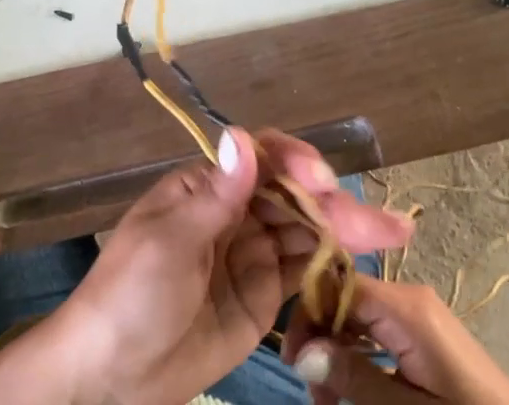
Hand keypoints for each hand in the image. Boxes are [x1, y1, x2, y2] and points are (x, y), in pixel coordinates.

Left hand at [56, 128, 412, 404]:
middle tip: (385, 224)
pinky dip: (334, 264)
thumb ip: (216, 196)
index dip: (294, 163)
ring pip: (305, 231)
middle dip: (336, 204)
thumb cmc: (130, 294)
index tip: (321, 181)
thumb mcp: (169, 242)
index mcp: (204, 188)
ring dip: (347, 231)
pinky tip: (365, 261)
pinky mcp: (263, 294)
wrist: (114, 372)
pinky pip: (303, 270)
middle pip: (292, 197)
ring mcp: (250, 253)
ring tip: (394, 235)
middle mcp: (233, 212)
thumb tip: (242, 136)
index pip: (259, 160)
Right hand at [283, 276, 508, 404]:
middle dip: (320, 340)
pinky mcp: (425, 334)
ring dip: (336, 353)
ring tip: (328, 399)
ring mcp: (419, 314)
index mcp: (406, 306)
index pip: (336, 286)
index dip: (308, 316)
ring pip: (357, 317)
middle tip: (312, 393)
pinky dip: (357, 356)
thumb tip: (302, 353)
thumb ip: (353, 377)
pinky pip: (377, 331)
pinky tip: (351, 386)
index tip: (291, 361)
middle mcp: (410, 297)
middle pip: (344, 300)